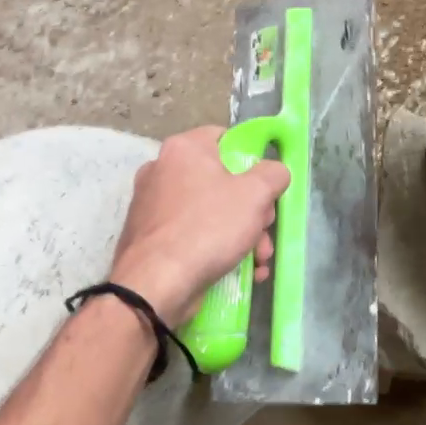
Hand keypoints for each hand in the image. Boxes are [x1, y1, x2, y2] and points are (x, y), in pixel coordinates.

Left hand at [109, 126, 290, 328]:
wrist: (155, 286)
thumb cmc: (207, 228)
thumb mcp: (256, 194)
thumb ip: (273, 173)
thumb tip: (274, 172)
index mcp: (184, 149)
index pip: (226, 137)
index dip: (252, 158)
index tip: (266, 184)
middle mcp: (162, 171)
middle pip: (223, 180)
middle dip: (252, 210)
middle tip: (263, 230)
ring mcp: (153, 207)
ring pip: (211, 212)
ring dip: (242, 234)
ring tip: (258, 260)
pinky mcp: (151, 239)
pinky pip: (194, 235)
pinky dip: (218, 249)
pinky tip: (241, 272)